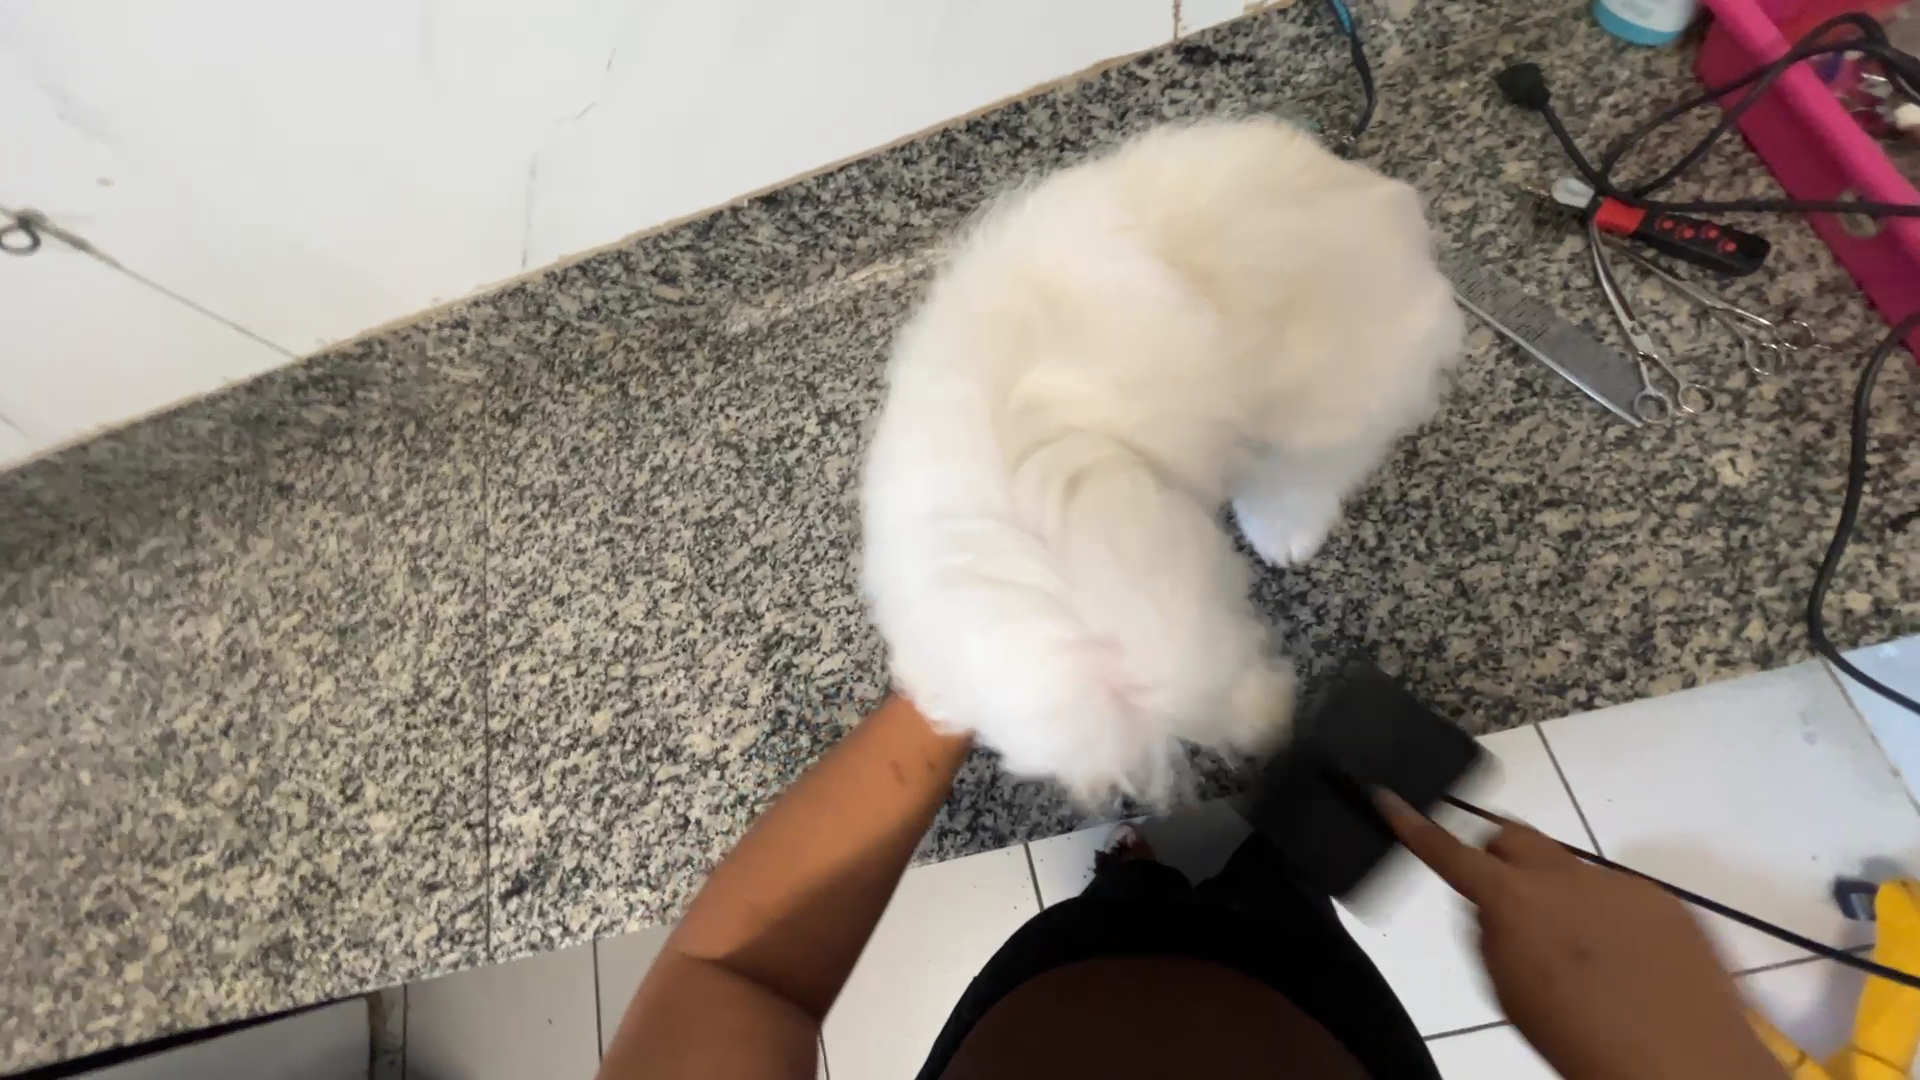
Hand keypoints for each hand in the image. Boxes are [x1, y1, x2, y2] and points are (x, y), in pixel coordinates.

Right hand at [1375, 793, 1784, 1079]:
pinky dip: (1612, 917)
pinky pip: (1620, 894)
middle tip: (1507, 897)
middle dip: (1498, 855)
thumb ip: (1486, 930)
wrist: (1691, 1075)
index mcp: (1510, 898)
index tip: (1385, 797)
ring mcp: (1619, 885)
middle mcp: (1560, 876)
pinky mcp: (1668, 903)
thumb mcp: (1506, 988)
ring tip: (1586, 953)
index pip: (1444, 849)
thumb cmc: (1577, 1042)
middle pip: (1509, 834)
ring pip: (1567, 868)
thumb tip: (1488, 904)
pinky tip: (1631, 963)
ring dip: (1559, 893)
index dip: (1410, 823)